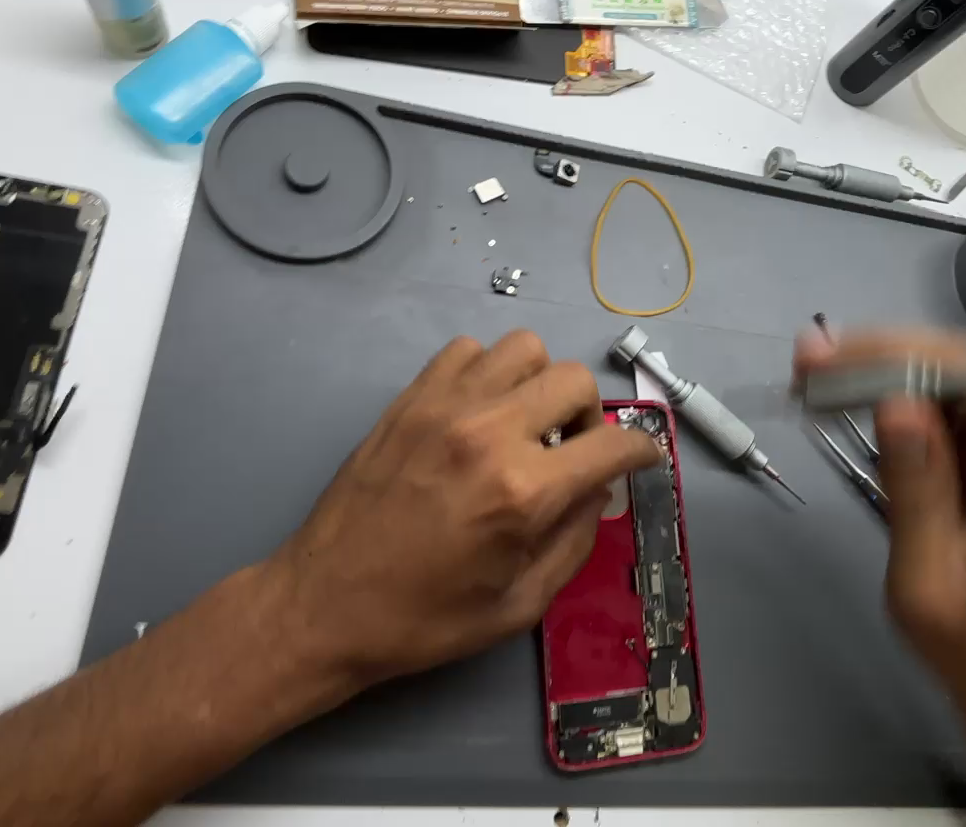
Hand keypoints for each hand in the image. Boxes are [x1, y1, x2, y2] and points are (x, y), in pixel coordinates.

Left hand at [266, 331, 662, 686]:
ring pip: (524, 349)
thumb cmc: (426, 617)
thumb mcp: (521, 604)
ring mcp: (446, 405)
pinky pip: (468, 351)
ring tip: (522, 423)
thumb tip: (599, 487)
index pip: (613, 444)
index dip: (641, 450)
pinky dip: (486, 372)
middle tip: (570, 450)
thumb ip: (575, 537)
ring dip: (538, 383)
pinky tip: (477, 411)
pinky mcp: (410, 397)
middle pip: (574, 379)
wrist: (325, 602)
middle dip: (589, 415)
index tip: (639, 458)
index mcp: (525, 491)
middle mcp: (491, 432)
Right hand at [797, 236, 965, 720]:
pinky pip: (933, 401)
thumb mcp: (932, 588)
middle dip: (908, 354)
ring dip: (884, 363)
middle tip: (822, 355)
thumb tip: (898, 406)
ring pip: (959, 378)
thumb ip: (920, 499)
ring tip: (811, 366)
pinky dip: (880, 386)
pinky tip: (830, 384)